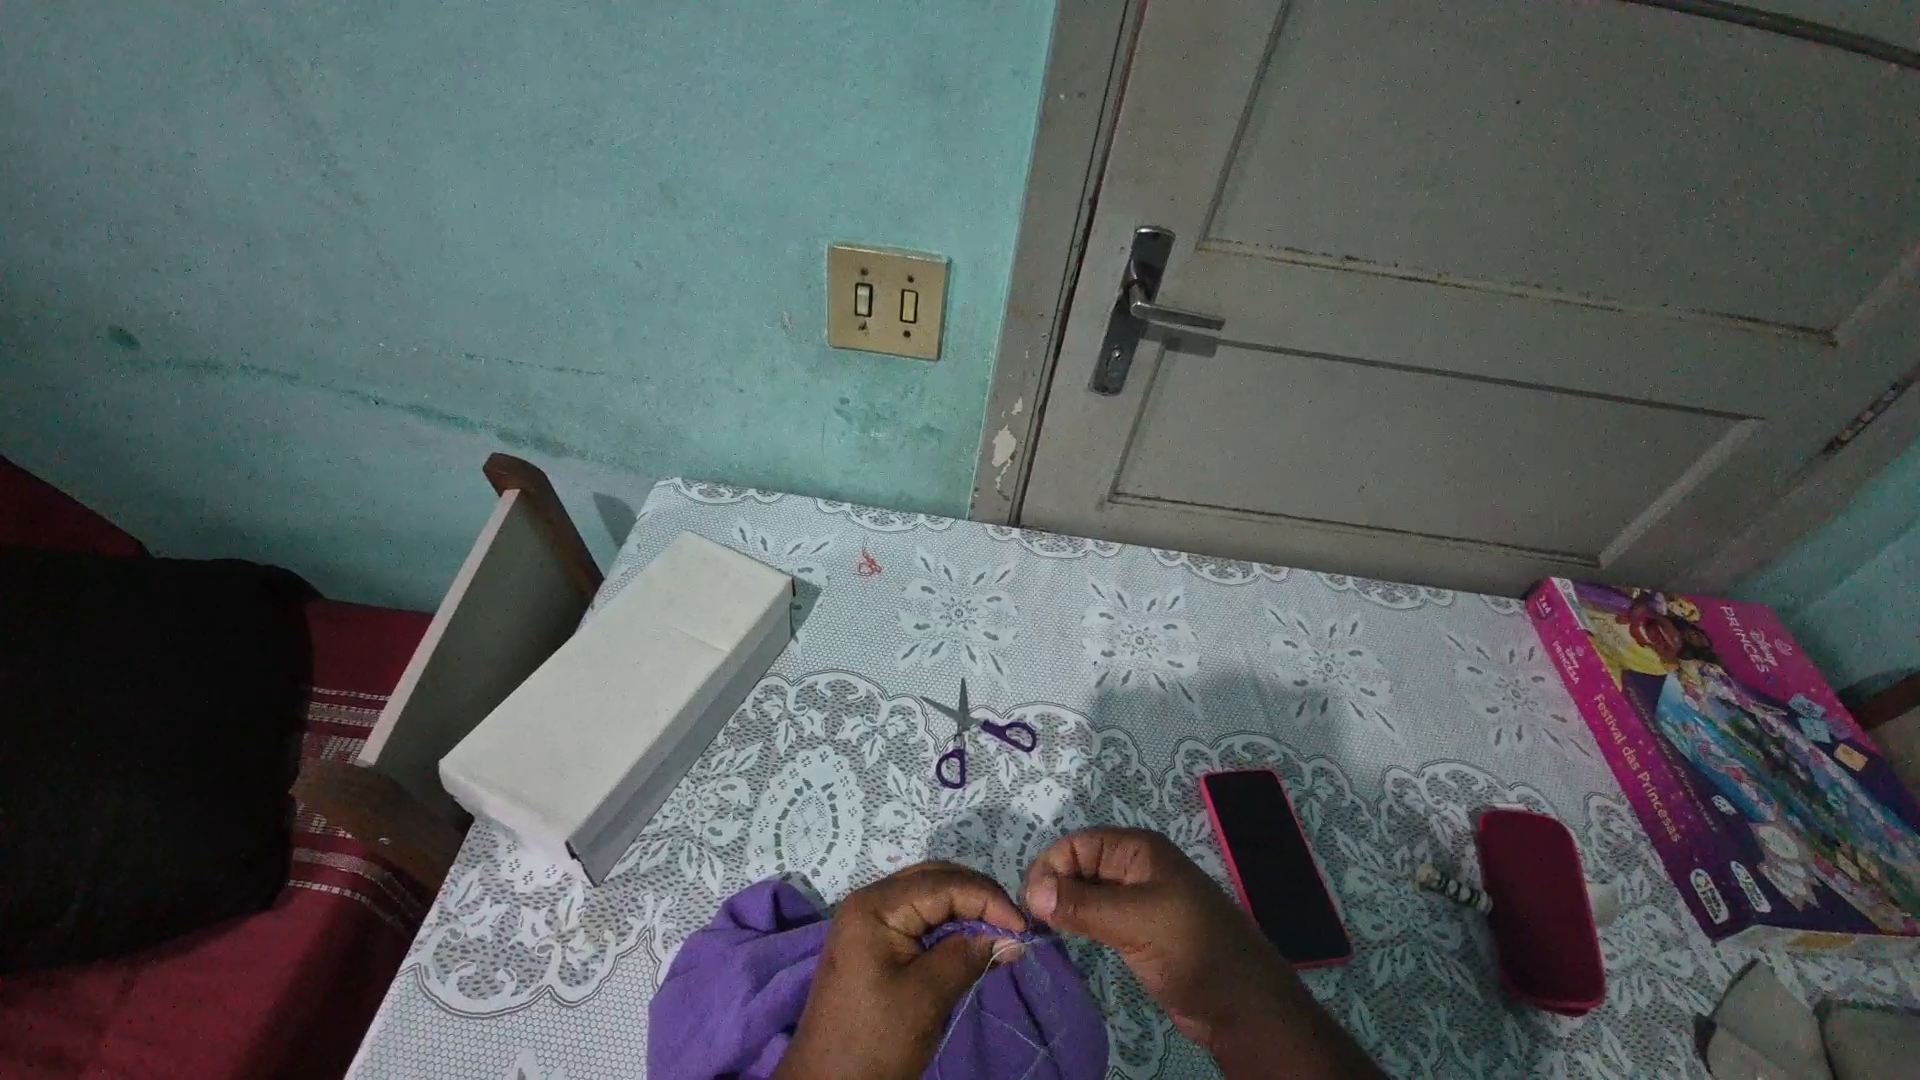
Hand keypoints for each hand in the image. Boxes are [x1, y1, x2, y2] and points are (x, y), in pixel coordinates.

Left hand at [773, 862, 1025, 1079]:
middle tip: (1014, 927)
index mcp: (876, 905)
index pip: (943, 884)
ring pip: (929, 897)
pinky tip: (972, 943)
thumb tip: (1013, 937)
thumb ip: (968, 955)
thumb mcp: (927, 997)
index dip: (987, 898)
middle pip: (935, 880)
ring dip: (966, 910)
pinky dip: (949, 926)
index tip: (1023, 928)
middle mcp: (870, 901)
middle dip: (978, 897)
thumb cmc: (875, 1041)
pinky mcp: (874, 943)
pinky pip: (919, 919)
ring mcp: (869, 921)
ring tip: (999, 934)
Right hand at [1022, 827, 1285, 1045]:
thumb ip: (1084, 904)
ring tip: (1041, 930)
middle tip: (1033, 921)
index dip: (1051, 867)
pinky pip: (1095, 915)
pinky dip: (1076, 922)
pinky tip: (1063, 937)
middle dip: (1052, 885)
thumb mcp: (1137, 921)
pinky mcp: (1135, 928)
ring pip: (1084, 891)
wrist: (1242, 1006)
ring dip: (1061, 905)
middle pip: (1078, 865)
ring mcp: (1135, 899)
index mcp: (1138, 850)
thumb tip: (1033, 890)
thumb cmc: (1193, 949)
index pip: (1078, 845)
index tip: (1032, 904)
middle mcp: (1134, 867)